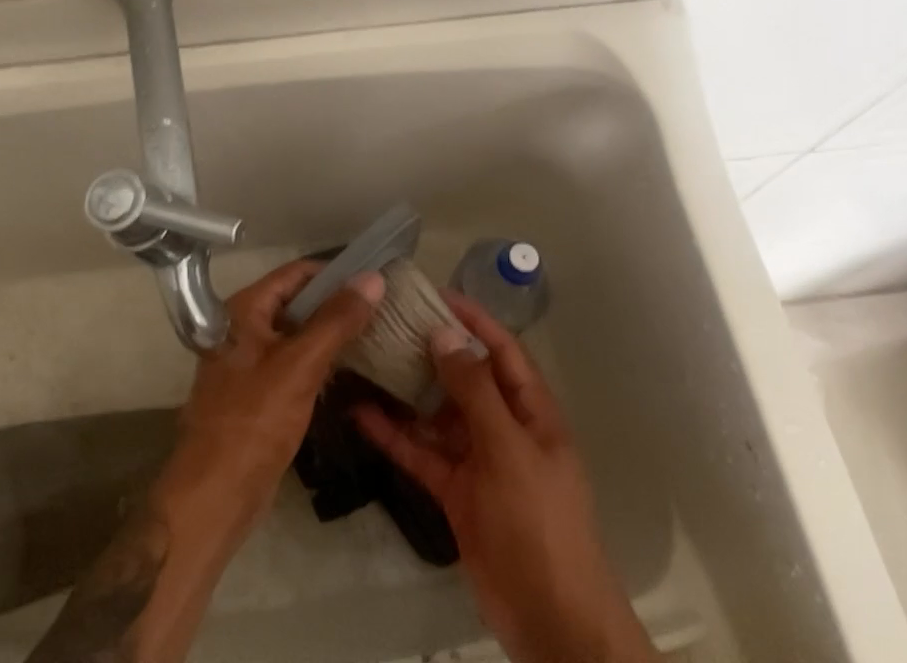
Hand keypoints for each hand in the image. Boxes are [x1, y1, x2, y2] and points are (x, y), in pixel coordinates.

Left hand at [153, 260, 385, 558]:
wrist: (218, 491)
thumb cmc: (254, 421)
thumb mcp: (300, 365)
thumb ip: (336, 320)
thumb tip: (373, 278)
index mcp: (243, 311)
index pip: (295, 273)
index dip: (336, 272)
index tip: (378, 278)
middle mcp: (243, 329)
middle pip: (297, 302)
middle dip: (338, 303)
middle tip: (388, 307)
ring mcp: (250, 363)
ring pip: (299, 335)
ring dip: (334, 334)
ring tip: (381, 333)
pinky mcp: (260, 393)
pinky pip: (296, 364)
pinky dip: (323, 362)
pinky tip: (355, 368)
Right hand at [355, 293, 656, 662]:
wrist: (546, 612)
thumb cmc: (538, 520)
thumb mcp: (509, 450)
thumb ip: (476, 392)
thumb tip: (446, 336)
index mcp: (532, 412)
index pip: (502, 352)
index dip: (472, 320)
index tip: (432, 294)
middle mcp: (505, 428)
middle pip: (464, 378)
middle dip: (430, 351)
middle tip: (385, 322)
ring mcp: (478, 461)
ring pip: (436, 414)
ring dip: (406, 390)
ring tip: (365, 358)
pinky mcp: (454, 490)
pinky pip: (421, 453)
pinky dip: (394, 434)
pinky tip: (360, 413)